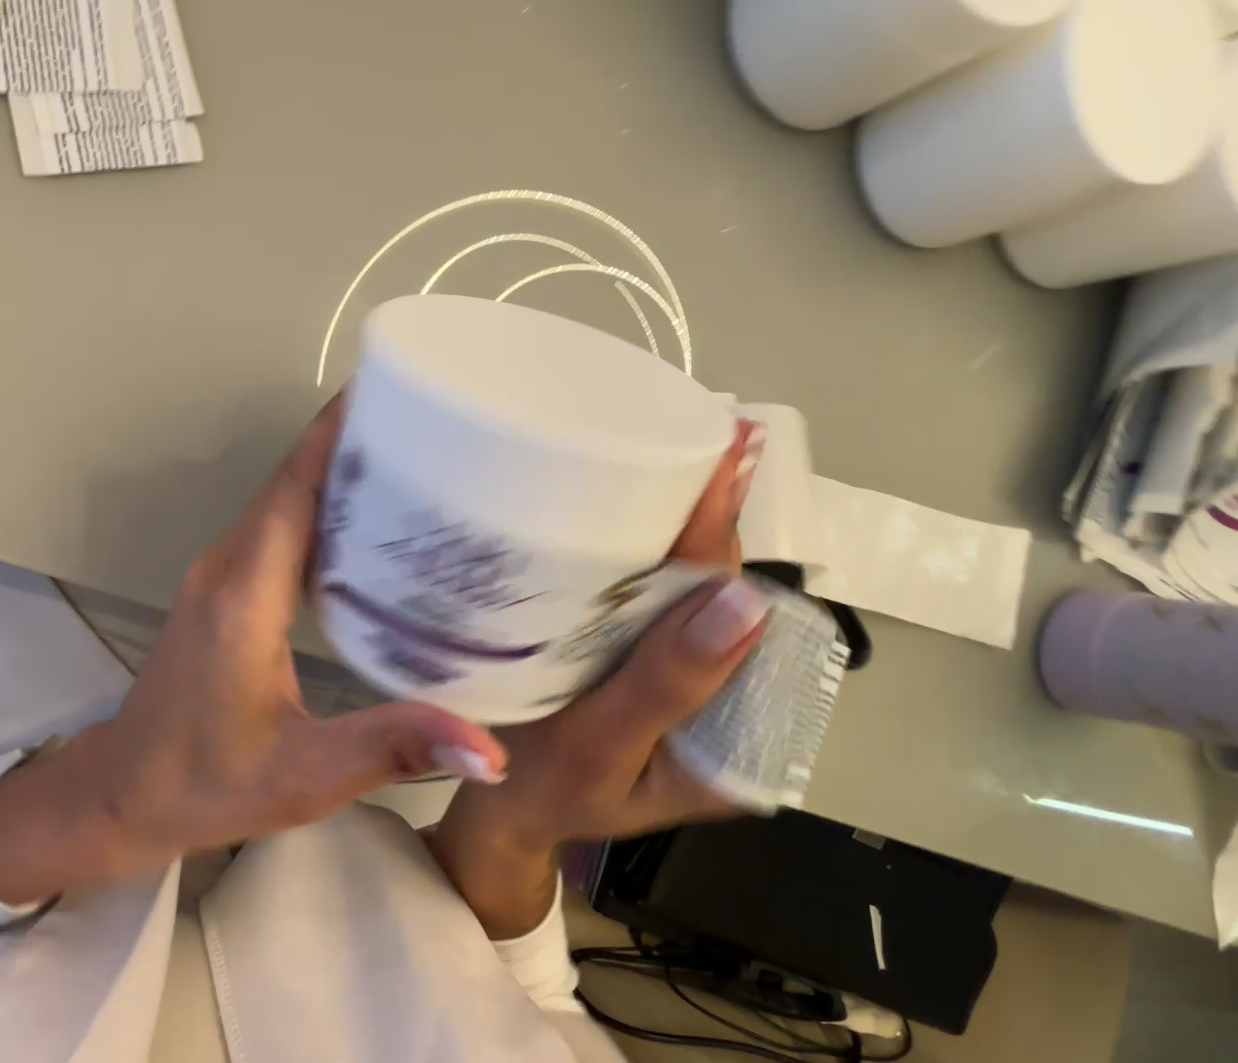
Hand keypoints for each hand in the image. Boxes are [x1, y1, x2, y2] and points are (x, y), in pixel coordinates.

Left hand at [0, 398, 505, 904]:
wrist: (124, 793)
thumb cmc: (205, 783)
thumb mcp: (304, 774)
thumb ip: (392, 748)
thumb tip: (491, 749)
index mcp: (244, 594)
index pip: (293, 486)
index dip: (337, 431)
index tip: (397, 386)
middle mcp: (228, 567)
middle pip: (292, 479)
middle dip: (356, 441)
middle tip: (438, 425)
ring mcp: (221, 575)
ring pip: (285, 500)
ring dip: (341, 472)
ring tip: (421, 463)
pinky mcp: (225, 591)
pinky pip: (279, 529)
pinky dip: (325, 511)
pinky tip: (375, 528)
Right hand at [428, 420, 766, 936]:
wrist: (495, 814)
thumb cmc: (545, 795)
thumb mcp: (606, 753)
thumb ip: (669, 687)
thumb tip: (743, 597)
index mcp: (726, 717)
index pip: (732, 607)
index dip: (725, 531)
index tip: (730, 450)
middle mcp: (699, 680)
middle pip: (703, 582)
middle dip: (695, 508)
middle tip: (682, 422)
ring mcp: (651, 662)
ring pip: (662, 581)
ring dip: (653, 517)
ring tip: (640, 442)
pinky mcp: (610, 651)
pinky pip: (620, 594)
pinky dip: (610, 550)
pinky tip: (587, 505)